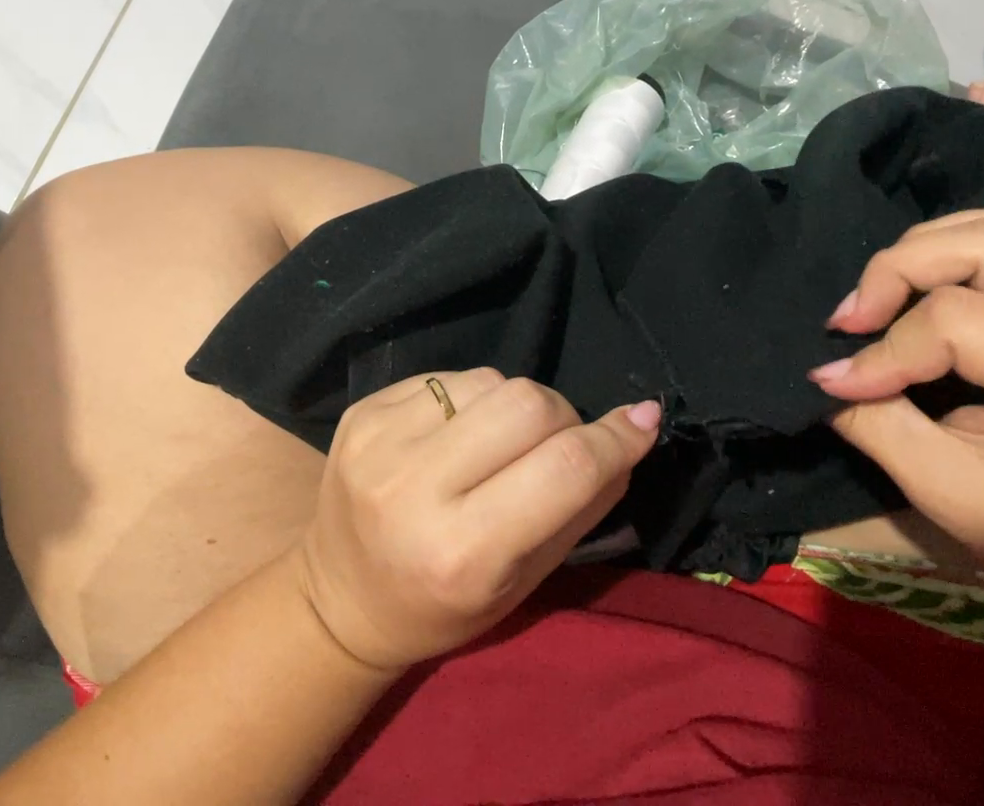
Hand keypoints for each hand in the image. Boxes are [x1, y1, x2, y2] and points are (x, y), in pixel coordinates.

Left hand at [296, 370, 660, 669]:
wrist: (340, 597)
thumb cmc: (442, 607)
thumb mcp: (524, 581)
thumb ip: (583, 506)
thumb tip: (634, 430)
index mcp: (461, 552)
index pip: (563, 469)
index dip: (614, 440)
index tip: (643, 423)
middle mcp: (412, 490)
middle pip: (528, 404)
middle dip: (562, 419)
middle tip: (555, 446)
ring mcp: (378, 442)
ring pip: (490, 379)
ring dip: (514, 406)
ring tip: (498, 445)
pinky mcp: (362, 411)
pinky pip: (447, 376)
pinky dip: (471, 399)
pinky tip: (456, 435)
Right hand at [810, 207, 983, 613]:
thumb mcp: (949, 493)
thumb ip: (879, 425)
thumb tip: (826, 376)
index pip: (960, 320)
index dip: (885, 349)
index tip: (837, 386)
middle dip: (898, 269)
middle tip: (851, 319)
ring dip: (930, 248)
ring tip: (885, 294)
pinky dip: (962, 249)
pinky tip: (930, 287)